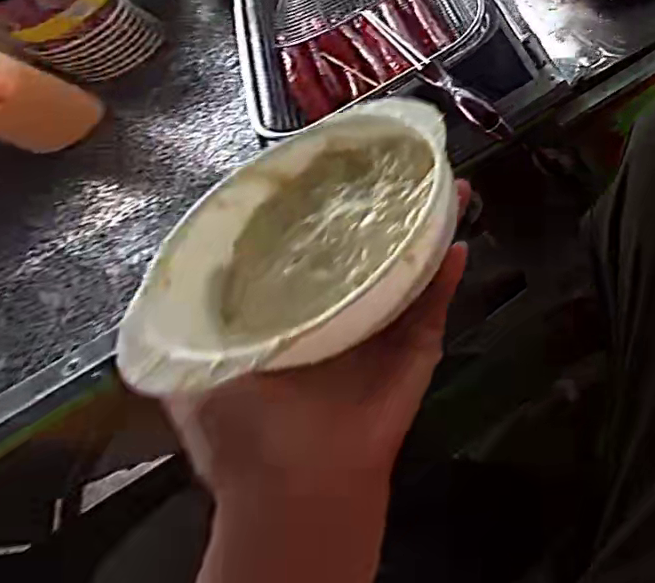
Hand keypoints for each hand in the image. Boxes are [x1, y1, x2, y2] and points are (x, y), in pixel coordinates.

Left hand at [166, 181, 470, 505]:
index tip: (340, 166)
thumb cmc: (245, 433)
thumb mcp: (201, 370)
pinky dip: (449, 273)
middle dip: (394, 206)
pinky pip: (437, 300)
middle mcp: (347, 305)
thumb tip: (196, 264)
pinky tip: (458, 242)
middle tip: (406, 166)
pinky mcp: (418, 343)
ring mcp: (387, 322)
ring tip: (450, 188)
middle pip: (376, 245)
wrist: (300, 488)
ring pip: (414, 262)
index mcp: (301, 307)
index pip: (319, 244)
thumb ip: (196, 322)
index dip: (330, 204)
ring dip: (433, 226)